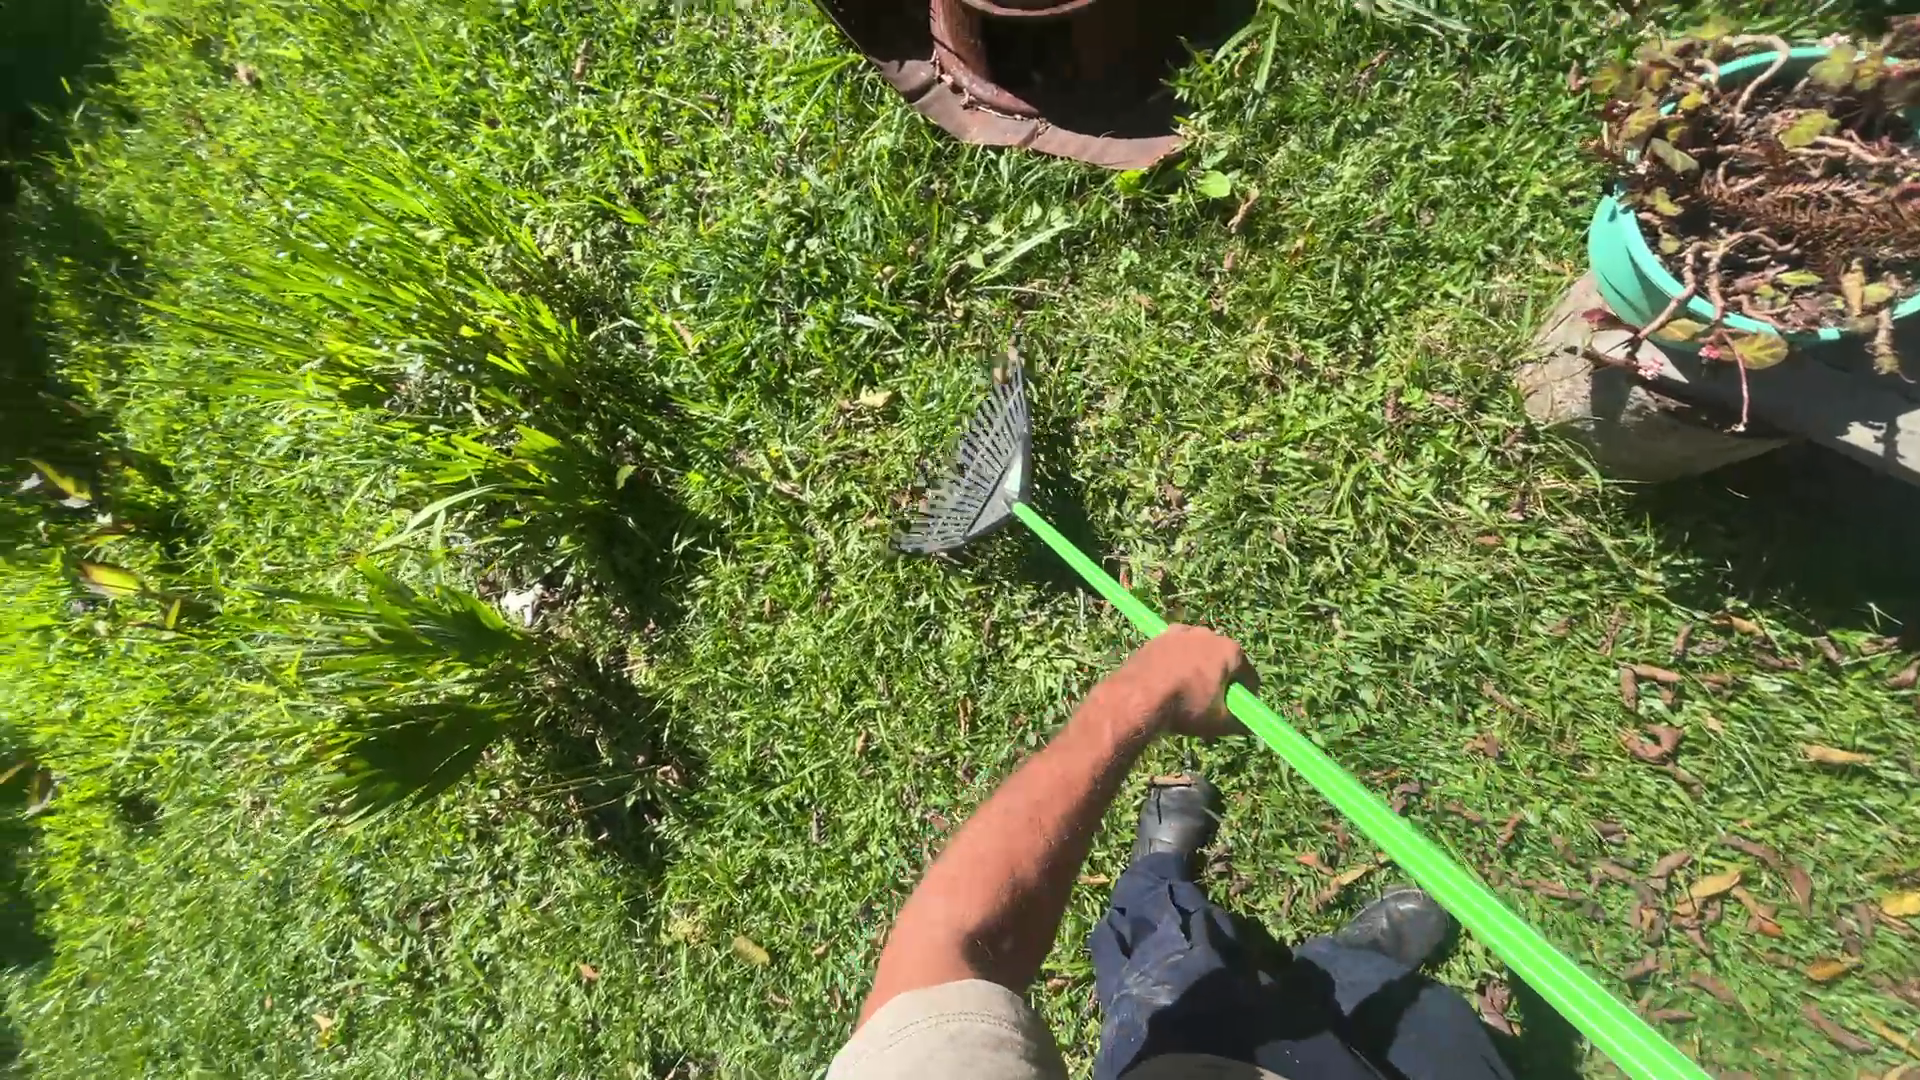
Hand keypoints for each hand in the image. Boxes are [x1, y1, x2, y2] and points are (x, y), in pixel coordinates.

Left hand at [1098, 625, 1258, 738]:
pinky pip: (1175, 652)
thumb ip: (1241, 723)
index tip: (1238, 710)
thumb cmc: (1185, 706)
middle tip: (1212, 703)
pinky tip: (1169, 683)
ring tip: (1187, 694)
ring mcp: (1181, 633)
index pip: (1248, 676)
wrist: (1138, 696)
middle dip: (1220, 679)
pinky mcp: (1159, 637)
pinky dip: (1176, 664)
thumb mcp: (1221, 722)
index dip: (1245, 695)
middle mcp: (1208, 634)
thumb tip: (1248, 726)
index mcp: (1230, 650)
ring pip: (1197, 654)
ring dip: (1197, 670)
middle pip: (1222, 660)